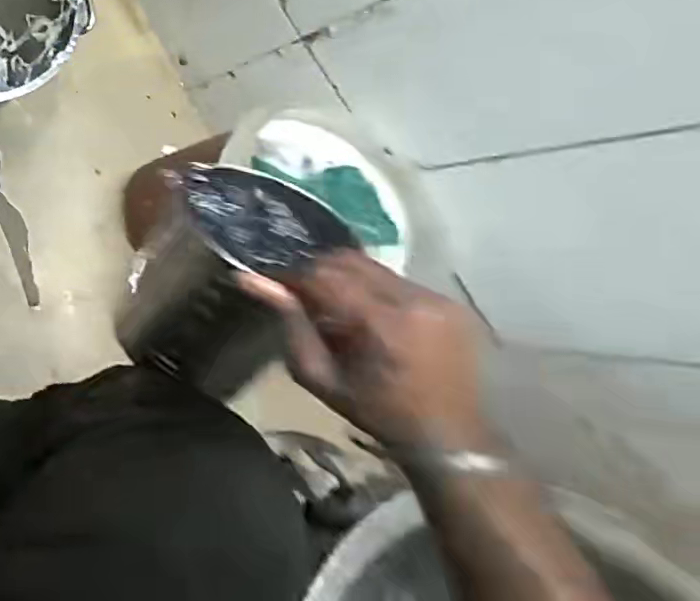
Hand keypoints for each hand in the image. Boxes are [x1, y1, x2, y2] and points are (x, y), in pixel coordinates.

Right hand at [239, 252, 492, 451]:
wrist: (453, 440)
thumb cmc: (376, 410)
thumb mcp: (318, 373)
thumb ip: (289, 321)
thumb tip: (249, 279)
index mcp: (384, 322)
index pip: (321, 274)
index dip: (289, 274)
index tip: (269, 281)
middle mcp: (415, 301)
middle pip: (345, 261)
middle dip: (313, 271)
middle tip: (297, 291)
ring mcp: (438, 301)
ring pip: (369, 265)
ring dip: (341, 276)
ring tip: (329, 301)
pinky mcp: (450, 304)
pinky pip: (393, 279)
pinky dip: (367, 285)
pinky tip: (361, 309)